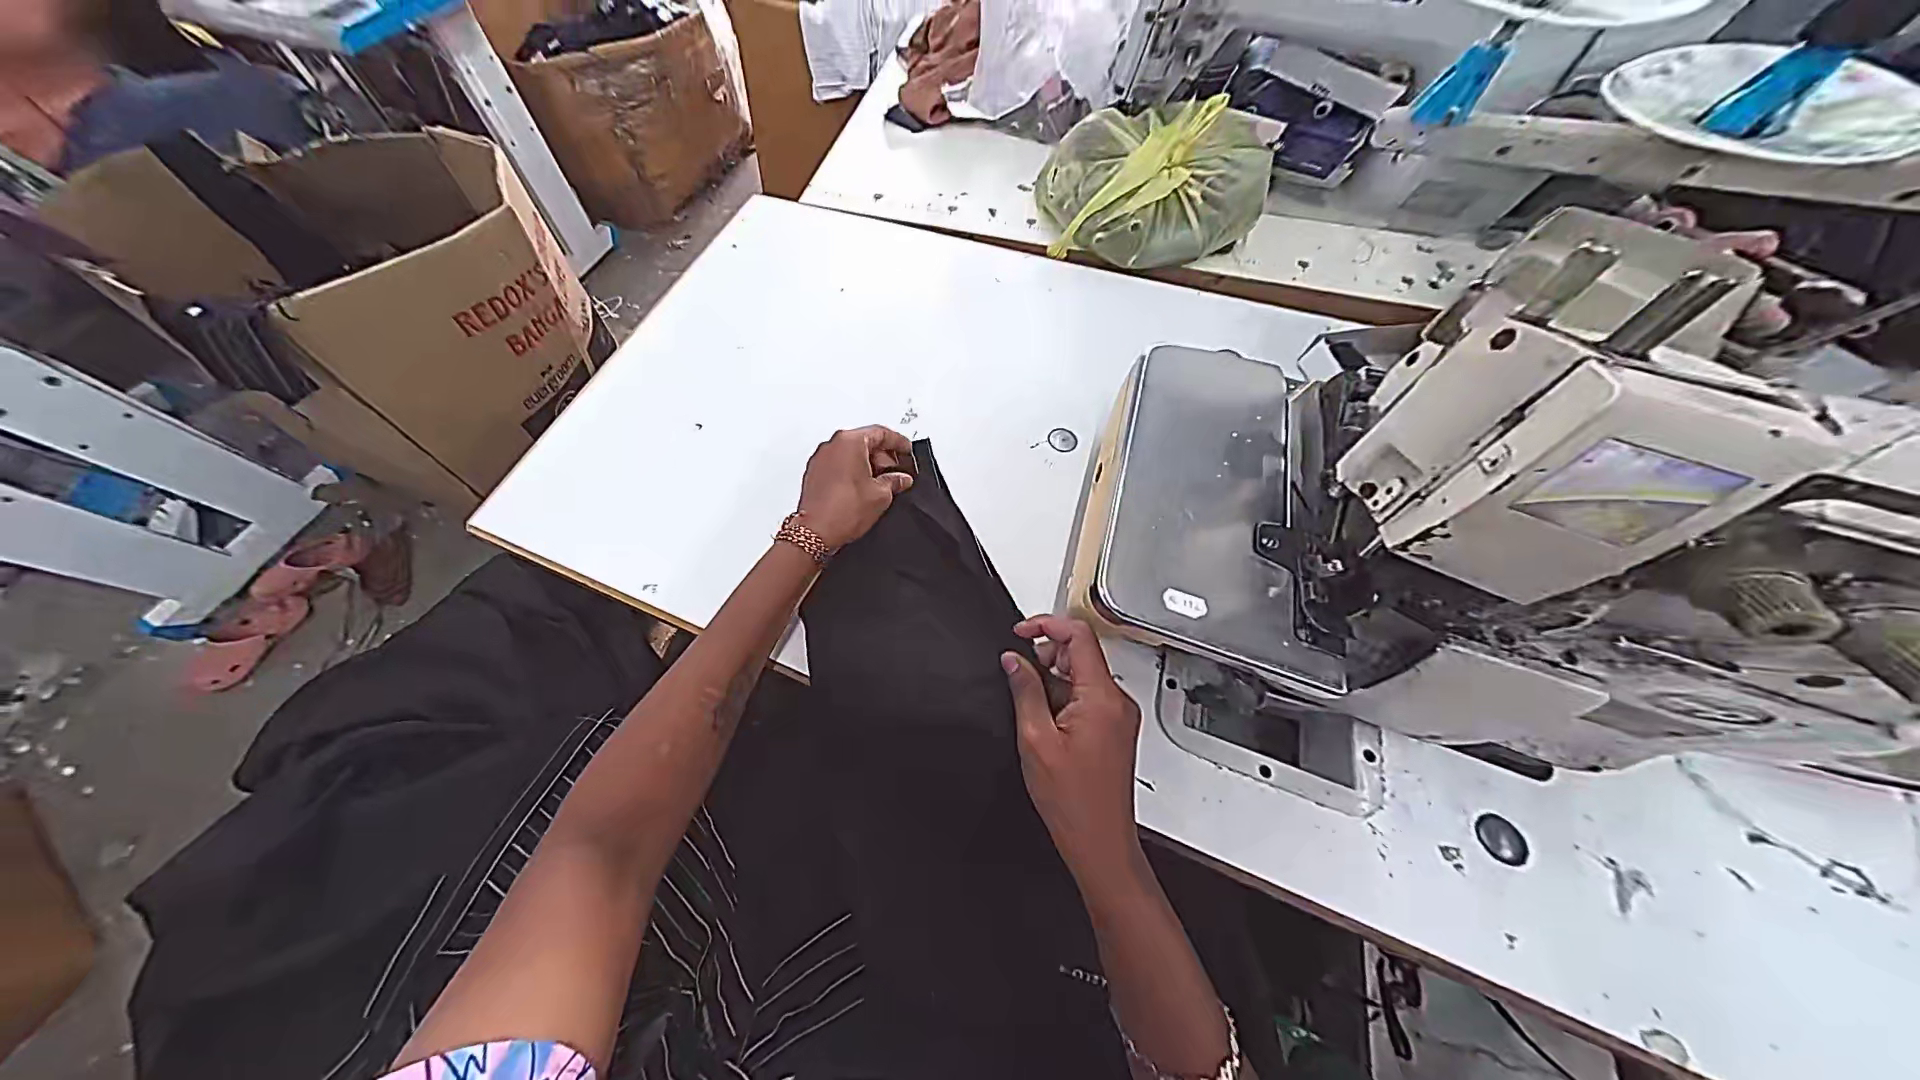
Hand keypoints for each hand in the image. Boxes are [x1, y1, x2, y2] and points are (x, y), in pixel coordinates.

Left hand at [795, 426, 914, 548]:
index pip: (880, 433)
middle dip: (883, 456)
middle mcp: (832, 446)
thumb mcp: (881, 494)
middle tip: (897, 471)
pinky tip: (863, 489)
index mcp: (849, 442)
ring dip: (868, 464)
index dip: (898, 442)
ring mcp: (820, 459)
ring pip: (851, 454)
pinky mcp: (814, 474)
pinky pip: (839, 465)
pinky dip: (852, 472)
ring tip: (882, 483)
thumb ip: (895, 481)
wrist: (815, 532)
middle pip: (864, 441)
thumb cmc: (841, 511)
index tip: (906, 450)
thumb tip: (901, 479)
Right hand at [1002, 615, 1145, 885]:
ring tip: (1033, 712)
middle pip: (1082, 652)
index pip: (1079, 636)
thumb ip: (1025, 691)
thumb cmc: (1074, 801)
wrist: (1099, 840)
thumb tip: (1014, 660)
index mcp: (1102, 698)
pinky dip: (1063, 697)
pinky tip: (1046, 723)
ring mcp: (1118, 715)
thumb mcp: (1036, 739)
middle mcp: (1117, 702)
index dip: (1046, 625)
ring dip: (1053, 679)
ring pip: (1082, 675)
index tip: (1022, 630)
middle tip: (1021, 675)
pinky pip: (1087, 696)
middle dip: (1047, 656)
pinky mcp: (1114, 728)